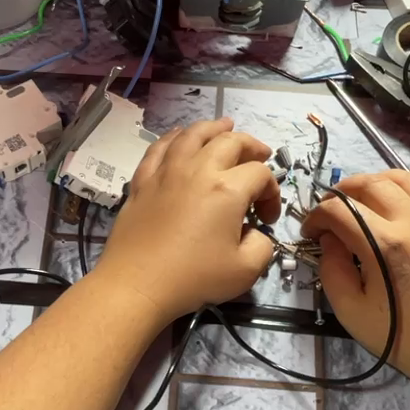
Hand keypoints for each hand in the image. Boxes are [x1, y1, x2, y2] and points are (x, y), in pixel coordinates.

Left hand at [86, 117, 280, 325]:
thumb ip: (262, 246)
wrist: (136, 284)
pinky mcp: (142, 181)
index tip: (266, 218)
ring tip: (225, 125)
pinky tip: (179, 136)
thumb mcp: (245, 271)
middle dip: (251, 145)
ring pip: (192, 135)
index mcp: (227, 190)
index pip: (260, 174)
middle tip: (260, 154)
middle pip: (230, 142)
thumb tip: (254, 232)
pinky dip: (174, 137)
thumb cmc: (193, 278)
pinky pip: (159, 148)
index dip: (272, 192)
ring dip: (214, 127)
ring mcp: (166, 172)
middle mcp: (197, 170)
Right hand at [300, 170, 409, 401]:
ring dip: (371, 181)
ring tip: (358, 199)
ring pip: (400, 178)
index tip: (309, 233)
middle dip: (339, 192)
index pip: (338, 210)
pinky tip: (390, 204)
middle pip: (368, 184)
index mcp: (384, 245)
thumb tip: (330, 240)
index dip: (315, 217)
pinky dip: (400, 187)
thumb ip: (332, 269)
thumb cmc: (401, 336)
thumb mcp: (351, 310)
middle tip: (328, 212)